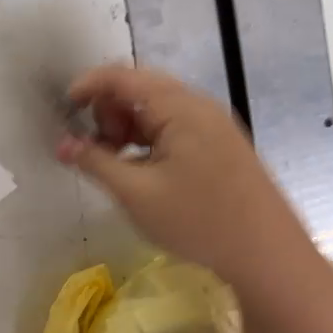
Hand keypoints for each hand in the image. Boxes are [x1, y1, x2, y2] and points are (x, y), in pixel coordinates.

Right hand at [57, 65, 309, 284]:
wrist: (270, 257)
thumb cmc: (199, 221)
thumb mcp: (135, 193)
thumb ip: (94, 161)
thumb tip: (62, 144)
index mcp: (179, 108)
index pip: (122, 76)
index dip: (87, 86)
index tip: (63, 111)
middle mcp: (198, 106)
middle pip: (138, 87)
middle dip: (107, 111)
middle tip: (96, 148)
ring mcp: (213, 124)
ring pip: (154, 107)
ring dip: (126, 126)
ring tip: (116, 163)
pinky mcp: (220, 144)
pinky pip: (172, 124)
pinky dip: (147, 137)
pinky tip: (141, 170)